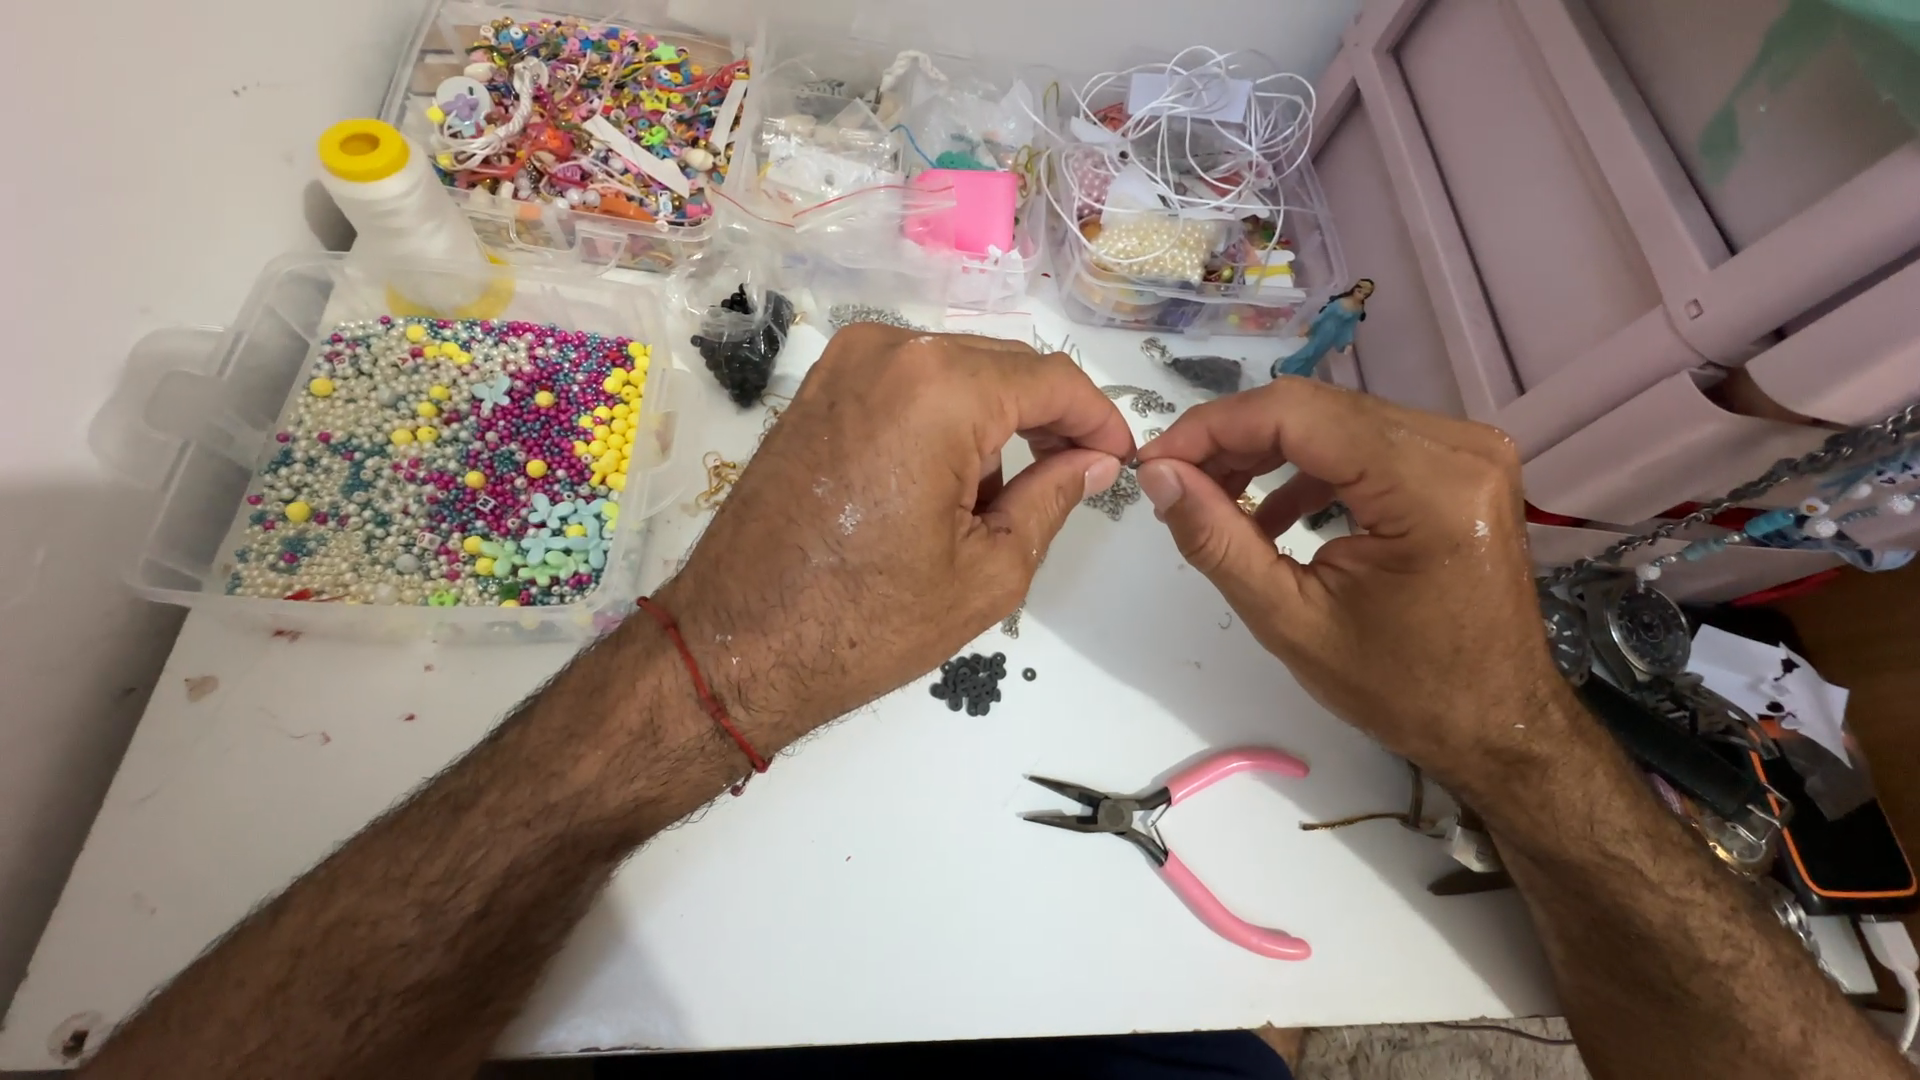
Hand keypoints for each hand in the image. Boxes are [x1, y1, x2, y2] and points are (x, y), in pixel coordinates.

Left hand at [655, 325, 1132, 742]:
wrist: (737, 645)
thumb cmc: (867, 621)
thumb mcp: (988, 570)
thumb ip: (1053, 499)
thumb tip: (1094, 462)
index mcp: (940, 387)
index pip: (1050, 379)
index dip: (1097, 417)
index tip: (1119, 457)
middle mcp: (889, 351)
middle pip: (1002, 367)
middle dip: (1046, 421)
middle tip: (1071, 480)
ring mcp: (843, 364)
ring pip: (954, 374)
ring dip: (991, 425)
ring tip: (991, 504)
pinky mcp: (816, 390)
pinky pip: (906, 385)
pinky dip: (940, 423)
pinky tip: (938, 487)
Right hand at [1133, 378, 1561, 783]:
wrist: (1495, 722)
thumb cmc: (1397, 686)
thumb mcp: (1288, 619)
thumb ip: (1216, 540)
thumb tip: (1158, 475)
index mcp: (1430, 488)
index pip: (1297, 415)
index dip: (1212, 428)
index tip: (1154, 463)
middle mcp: (1459, 447)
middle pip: (1313, 407)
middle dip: (1231, 439)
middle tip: (1173, 482)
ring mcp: (1465, 449)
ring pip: (1331, 418)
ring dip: (1262, 451)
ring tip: (1213, 499)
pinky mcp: (1457, 463)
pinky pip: (1360, 439)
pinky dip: (1303, 465)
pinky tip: (1271, 512)